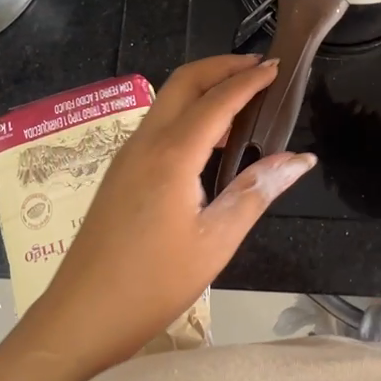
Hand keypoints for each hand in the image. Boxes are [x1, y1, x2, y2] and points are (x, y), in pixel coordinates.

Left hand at [20, 55, 314, 374]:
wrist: (81, 315)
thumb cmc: (153, 283)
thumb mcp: (215, 242)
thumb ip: (256, 191)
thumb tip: (299, 158)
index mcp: (173, 154)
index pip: (218, 100)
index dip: (249, 80)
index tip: (277, 67)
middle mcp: (147, 141)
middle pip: (185, 81)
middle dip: (222, 66)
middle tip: (259, 69)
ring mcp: (128, 153)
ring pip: (168, 99)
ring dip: (203, 87)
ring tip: (241, 99)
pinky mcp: (120, 170)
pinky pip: (158, 122)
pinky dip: (187, 111)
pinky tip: (209, 140)